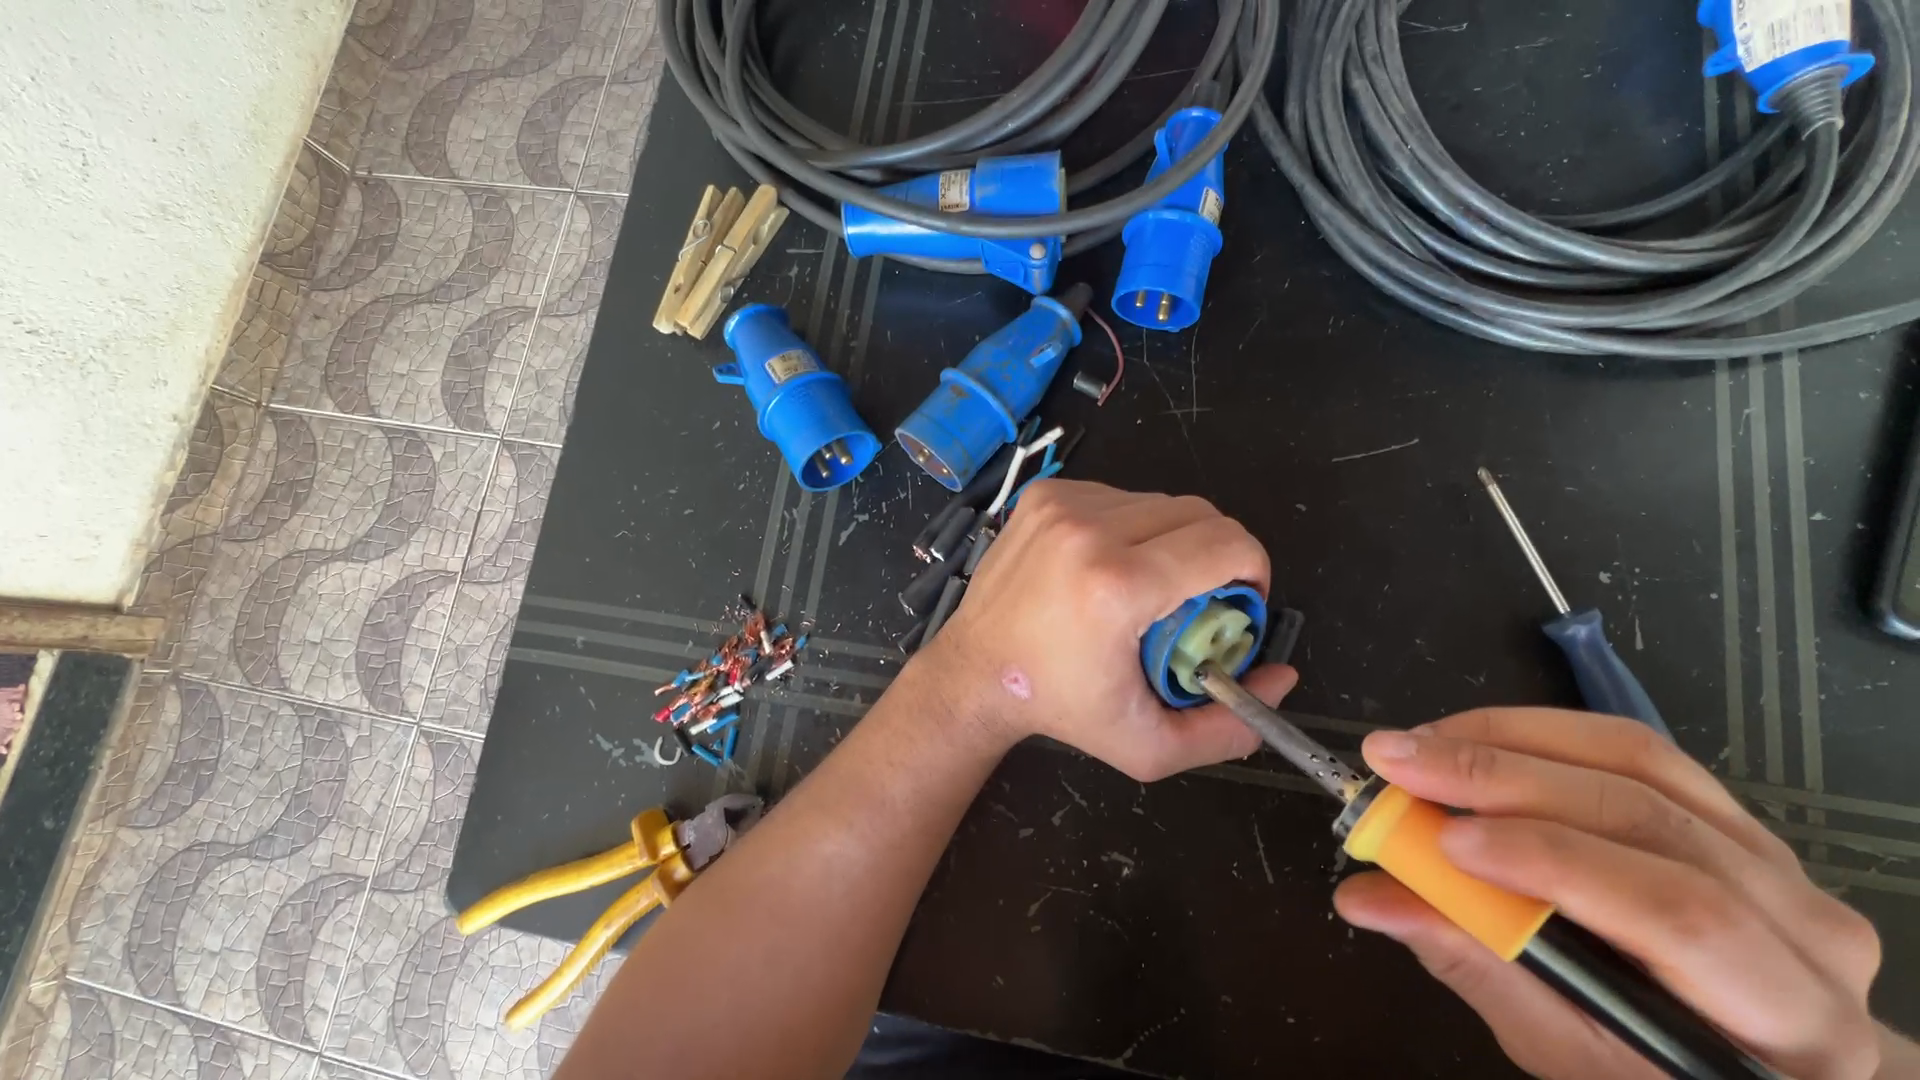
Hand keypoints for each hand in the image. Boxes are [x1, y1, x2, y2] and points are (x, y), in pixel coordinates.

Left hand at [916, 480, 1296, 780]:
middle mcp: (1089, 531)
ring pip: (1160, 502)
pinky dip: (1130, 526)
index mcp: (1118, 586)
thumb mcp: (1149, 746)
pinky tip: (1108, 565)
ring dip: (1172, 540)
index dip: (1253, 572)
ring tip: (1148, 586)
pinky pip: (1119, 497)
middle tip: (1199, 600)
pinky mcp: (1044, 494)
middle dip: (1216, 556)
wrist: (977, 674)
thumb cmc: (1063, 708)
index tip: (1238, 604)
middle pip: (1200, 515)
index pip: (1228, 544)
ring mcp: (1062, 505)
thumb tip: (1280, 676)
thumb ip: (1227, 726)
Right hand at [1333, 709, 1883, 1079]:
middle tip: (1394, 760)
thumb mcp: (1566, 1052)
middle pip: (1645, 815)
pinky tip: (1474, 740)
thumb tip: (1365, 897)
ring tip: (1421, 744)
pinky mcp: (1728, 811)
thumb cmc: (1655, 1071)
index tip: (1440, 838)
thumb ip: (1476, 968)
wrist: (1765, 1059)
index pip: (1675, 913)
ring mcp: (1770, 854)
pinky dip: (1538, 733)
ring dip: (1510, 738)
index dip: (1550, 860)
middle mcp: (1800, 920)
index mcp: (1782, 1011)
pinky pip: (1635, 749)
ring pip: (1638, 762)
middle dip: (1500, 776)